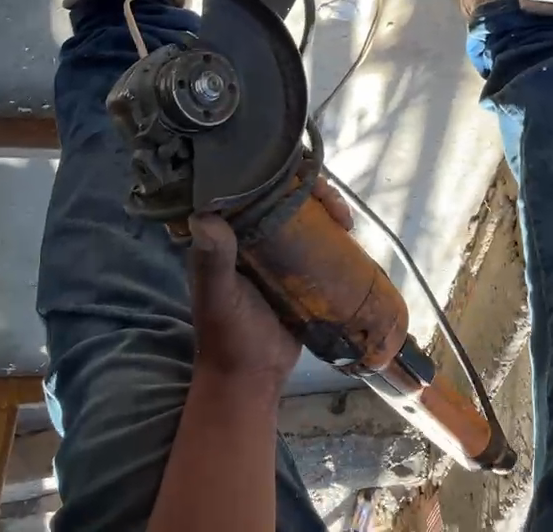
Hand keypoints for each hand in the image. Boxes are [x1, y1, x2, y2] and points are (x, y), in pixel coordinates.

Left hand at [184, 178, 356, 389]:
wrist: (252, 378)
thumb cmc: (228, 335)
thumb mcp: (220, 295)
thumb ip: (213, 260)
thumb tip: (203, 216)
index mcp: (226, 233)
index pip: (253, 187)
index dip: (280, 174)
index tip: (304, 180)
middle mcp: (250, 234)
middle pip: (285, 194)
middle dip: (314, 190)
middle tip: (336, 208)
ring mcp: (276, 250)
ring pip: (304, 212)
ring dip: (327, 207)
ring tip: (345, 220)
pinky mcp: (297, 267)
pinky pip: (316, 238)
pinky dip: (333, 230)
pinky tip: (348, 232)